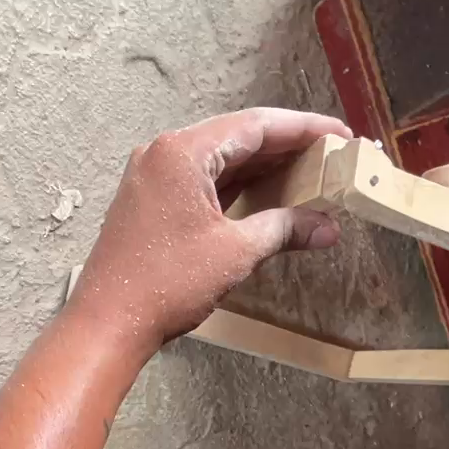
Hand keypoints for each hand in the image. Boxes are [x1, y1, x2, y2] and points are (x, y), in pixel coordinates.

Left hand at [69, 108, 351, 346]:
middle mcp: (162, 154)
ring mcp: (151, 179)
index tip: (342, 136)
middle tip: (330, 158)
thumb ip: (284, 229)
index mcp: (182, 152)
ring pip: (217, 163)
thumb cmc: (165, 284)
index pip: (257, 124)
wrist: (107, 324)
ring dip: (260, 170)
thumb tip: (327, 228)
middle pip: (236, 138)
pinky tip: (263, 199)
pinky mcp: (147, 204)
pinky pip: (198, 184)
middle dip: (286, 149)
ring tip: (306, 177)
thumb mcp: (235, 253)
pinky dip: (233, 190)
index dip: (305, 128)